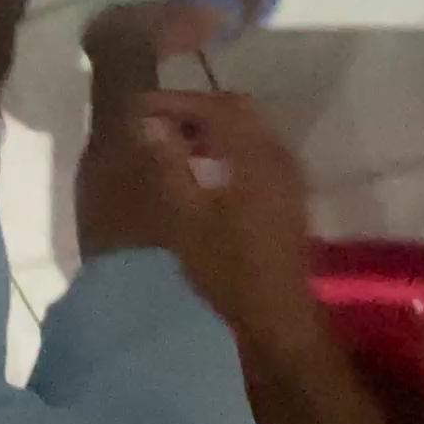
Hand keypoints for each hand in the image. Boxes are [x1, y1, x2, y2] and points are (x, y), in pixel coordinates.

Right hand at [136, 91, 325, 353]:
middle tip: (153, 119)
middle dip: (192, 108)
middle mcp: (277, 157)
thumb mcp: (184, 215)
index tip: (137, 108)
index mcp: (255, 157)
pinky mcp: (286, 194)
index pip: (215, 105)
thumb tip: (147, 122)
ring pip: (246, 129)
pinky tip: (197, 165)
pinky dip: (223, 144)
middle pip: (235, 110)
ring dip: (208, 126)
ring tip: (168, 139)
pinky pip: (253, 149)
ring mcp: (286, 176)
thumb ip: (167, 162)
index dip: (174, 101)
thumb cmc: (226, 269)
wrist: (276, 322)